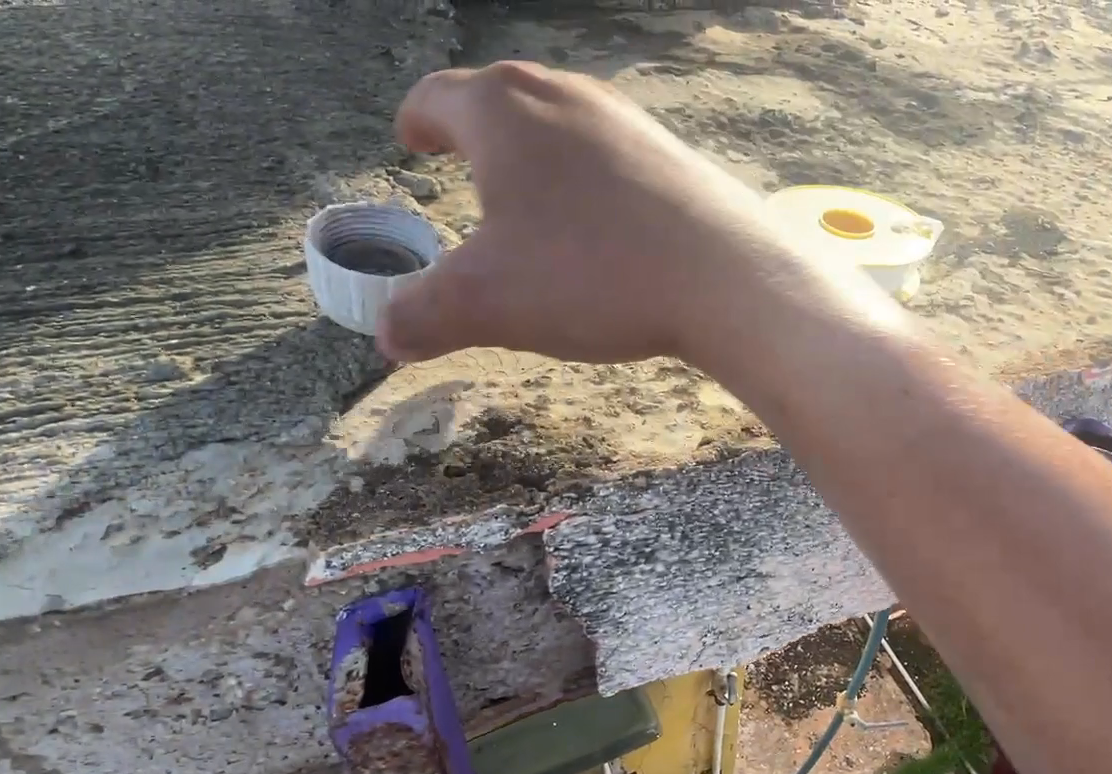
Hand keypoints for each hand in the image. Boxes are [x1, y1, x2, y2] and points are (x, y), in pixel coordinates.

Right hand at [377, 62, 865, 371]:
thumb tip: (387, 336)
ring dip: (536, 157)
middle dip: (475, 132)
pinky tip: (599, 226)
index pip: (440, 99)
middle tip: (461, 159)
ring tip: (529, 197)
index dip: (417, 121)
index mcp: (502, 112)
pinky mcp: (672, 157)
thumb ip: (424, 315)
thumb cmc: (588, 274)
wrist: (723, 277)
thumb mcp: (486, 303)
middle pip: (503, 101)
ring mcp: (626, 122)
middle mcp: (565, 98)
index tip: (411, 138)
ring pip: (561, 128)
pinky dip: (587, 184)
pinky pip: (610, 161)